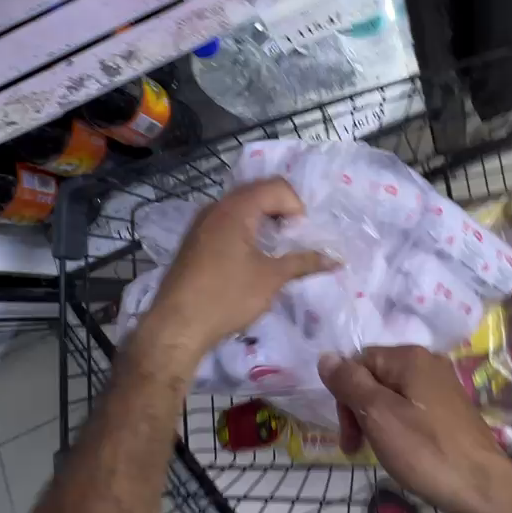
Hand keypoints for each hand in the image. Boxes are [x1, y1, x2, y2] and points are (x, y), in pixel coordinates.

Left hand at [138, 178, 334, 368]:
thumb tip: (335, 259)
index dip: (296, 206)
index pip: (276, 187)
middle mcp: (216, 207)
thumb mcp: (271, 279)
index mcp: (236, 208)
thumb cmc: (226, 296)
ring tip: (275, 247)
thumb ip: (303, 262)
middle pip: (257, 192)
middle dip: (281, 210)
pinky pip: (226, 221)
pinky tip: (250, 256)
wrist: (176, 325)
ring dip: (262, 219)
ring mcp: (201, 222)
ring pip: (240, 207)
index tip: (301, 234)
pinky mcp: (194, 240)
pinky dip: (244, 229)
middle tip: (293, 237)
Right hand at [318, 346, 511, 512]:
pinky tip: (403, 452)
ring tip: (380, 453)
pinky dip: (399, 427)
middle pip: (376, 377)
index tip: (349, 434)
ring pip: (393, 395)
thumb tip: (326, 357)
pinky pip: (412, 408)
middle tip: (356, 448)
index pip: (359, 361)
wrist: (483, 489)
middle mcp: (428, 363)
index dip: (346, 395)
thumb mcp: (379, 415)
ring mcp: (443, 386)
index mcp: (410, 357)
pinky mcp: (451, 410)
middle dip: (360, 410)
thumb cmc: (426, 450)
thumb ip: (350, 383)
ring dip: (378, 421)